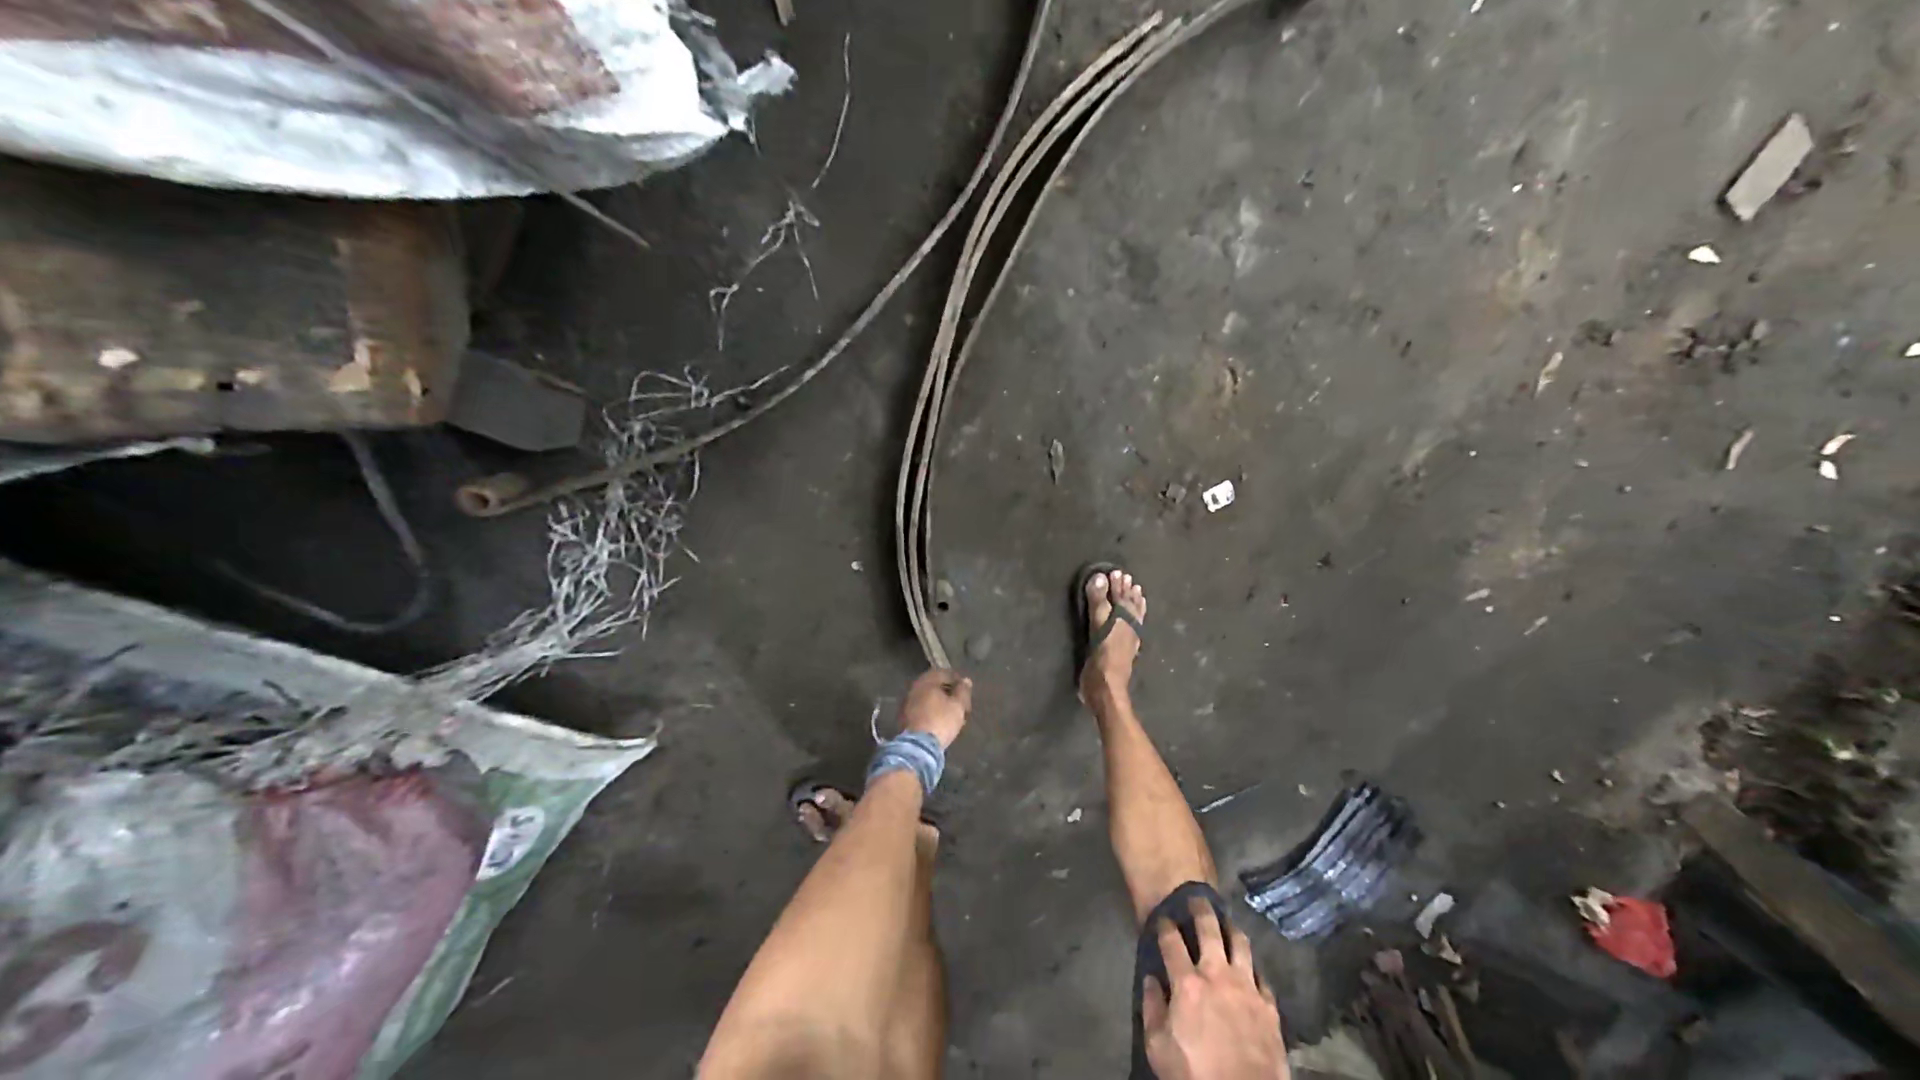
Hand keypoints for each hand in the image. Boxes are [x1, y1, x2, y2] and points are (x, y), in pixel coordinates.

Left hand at [900, 668, 971, 749]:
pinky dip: (931, 711)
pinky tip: (939, 722)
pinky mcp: (903, 718)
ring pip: (927, 698)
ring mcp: (906, 703)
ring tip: (952, 714)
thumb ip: (962, 691)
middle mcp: (914, 688)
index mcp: (926, 681)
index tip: (966, 690)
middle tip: (960, 703)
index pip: (944, 673)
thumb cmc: (940, 721)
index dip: (957, 680)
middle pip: (934, 685)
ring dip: (940, 703)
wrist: (917, 747)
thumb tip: (965, 680)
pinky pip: (921, 709)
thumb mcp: (958, 706)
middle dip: (948, 692)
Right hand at [1142, 898, 1288, 1079]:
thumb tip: (1152, 980)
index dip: (1165, 925)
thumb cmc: (1193, 1074)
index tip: (1163, 917)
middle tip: (1197, 898)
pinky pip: (1261, 976)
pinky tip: (1250, 967)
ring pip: (1240, 944)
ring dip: (1231, 928)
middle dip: (1200, 909)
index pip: (1171, 941)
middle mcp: (1217, 975)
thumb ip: (1152, 1008)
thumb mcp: (1158, 1046)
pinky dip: (1253, 967)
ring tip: (1227, 921)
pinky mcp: (1269, 1006)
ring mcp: (1247, 988)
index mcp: (1187, 982)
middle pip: (1209, 929)